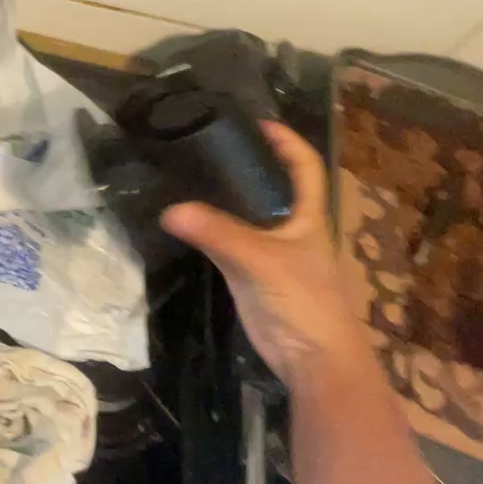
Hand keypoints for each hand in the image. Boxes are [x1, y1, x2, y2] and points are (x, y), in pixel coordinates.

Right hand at [159, 122, 376, 396]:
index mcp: (310, 217)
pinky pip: (226, 239)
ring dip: (222, 194)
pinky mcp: (249, 273)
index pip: (305, 167)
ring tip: (187, 171)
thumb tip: (169, 210)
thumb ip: (217, 233)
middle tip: (205, 144)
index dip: (287, 141)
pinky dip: (207, 225)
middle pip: (270, 186)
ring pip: (245, 213)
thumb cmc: (304, 303)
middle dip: (246, 163)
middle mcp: (291, 228)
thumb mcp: (261, 261)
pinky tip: (185, 216)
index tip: (256, 122)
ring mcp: (270, 251)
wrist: (313, 361)